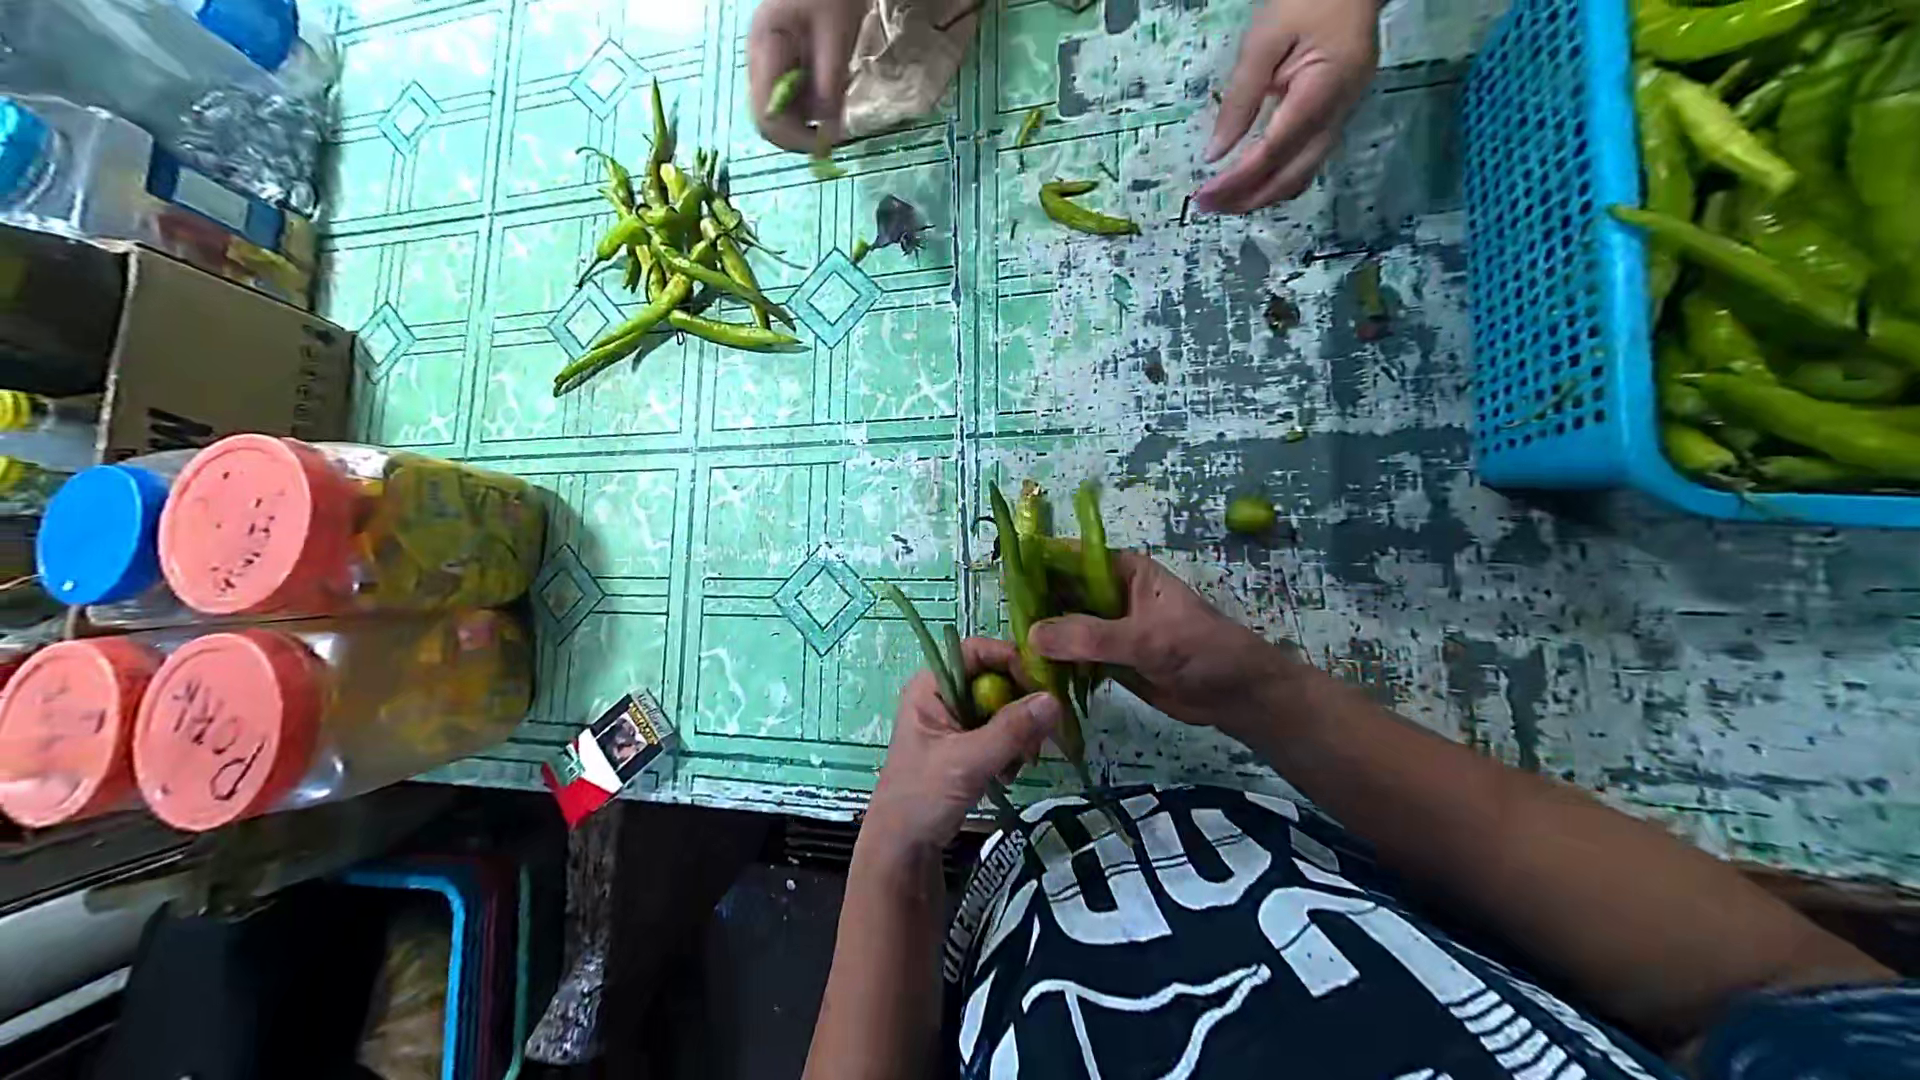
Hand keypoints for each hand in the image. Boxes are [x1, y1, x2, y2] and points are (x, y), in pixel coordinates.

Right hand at [748, 0, 865, 152]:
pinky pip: (789, 107)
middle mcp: (759, 62)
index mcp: (765, 47)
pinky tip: (828, 108)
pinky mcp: (779, 73)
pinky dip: (809, 116)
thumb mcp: (836, 34)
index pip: (766, 112)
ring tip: (832, 119)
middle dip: (798, 136)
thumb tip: (829, 132)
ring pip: (778, 118)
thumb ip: (830, 83)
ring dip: (805, 128)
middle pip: (767, 120)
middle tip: (829, 141)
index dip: (792, 136)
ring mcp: (766, 68)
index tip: (822, 143)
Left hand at [865, 637, 1060, 850]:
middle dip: (1020, 707)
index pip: (977, 651)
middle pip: (996, 679)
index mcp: (932, 685)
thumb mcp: (967, 761)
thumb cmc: (921, 797)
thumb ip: (1011, 730)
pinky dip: (1013, 749)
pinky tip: (1009, 774)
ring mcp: (957, 720)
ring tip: (1021, 763)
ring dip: (1020, 733)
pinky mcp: (968, 744)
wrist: (902, 849)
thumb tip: (1054, 700)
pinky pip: (1002, 731)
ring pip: (1004, 707)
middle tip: (1037, 738)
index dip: (1010, 661)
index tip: (1041, 687)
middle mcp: (945, 695)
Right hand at [1028, 552, 1294, 733]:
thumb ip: (1092, 636)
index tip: (1002, 575)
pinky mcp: (1105, 657)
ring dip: (1038, 636)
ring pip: (1060, 624)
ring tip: (1009, 651)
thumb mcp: (1149, 639)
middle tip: (1001, 625)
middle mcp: (1107, 592)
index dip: (1035, 561)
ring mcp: (1104, 626)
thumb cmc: (1202, 650)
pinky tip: (1031, 672)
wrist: (1237, 695)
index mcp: (1121, 570)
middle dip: (1031, 605)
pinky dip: (1052, 661)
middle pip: (1058, 591)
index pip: (1069, 556)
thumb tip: (1033, 634)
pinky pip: (1070, 654)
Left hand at [1195, 0, 1378, 213]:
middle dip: (1246, 199)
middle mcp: (1338, 114)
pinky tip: (1247, 184)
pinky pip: (1303, 165)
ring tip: (1221, 201)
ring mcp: (1341, 119)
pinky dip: (1273, 182)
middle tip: (1205, 206)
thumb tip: (1215, 154)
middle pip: (1289, 178)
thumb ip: (1239, 99)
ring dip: (1258, 197)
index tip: (1203, 196)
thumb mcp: (1264, 40)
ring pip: (1299, 179)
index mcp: (1324, 90)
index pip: (1273, 153)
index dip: (1236, 181)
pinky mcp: (1335, 120)